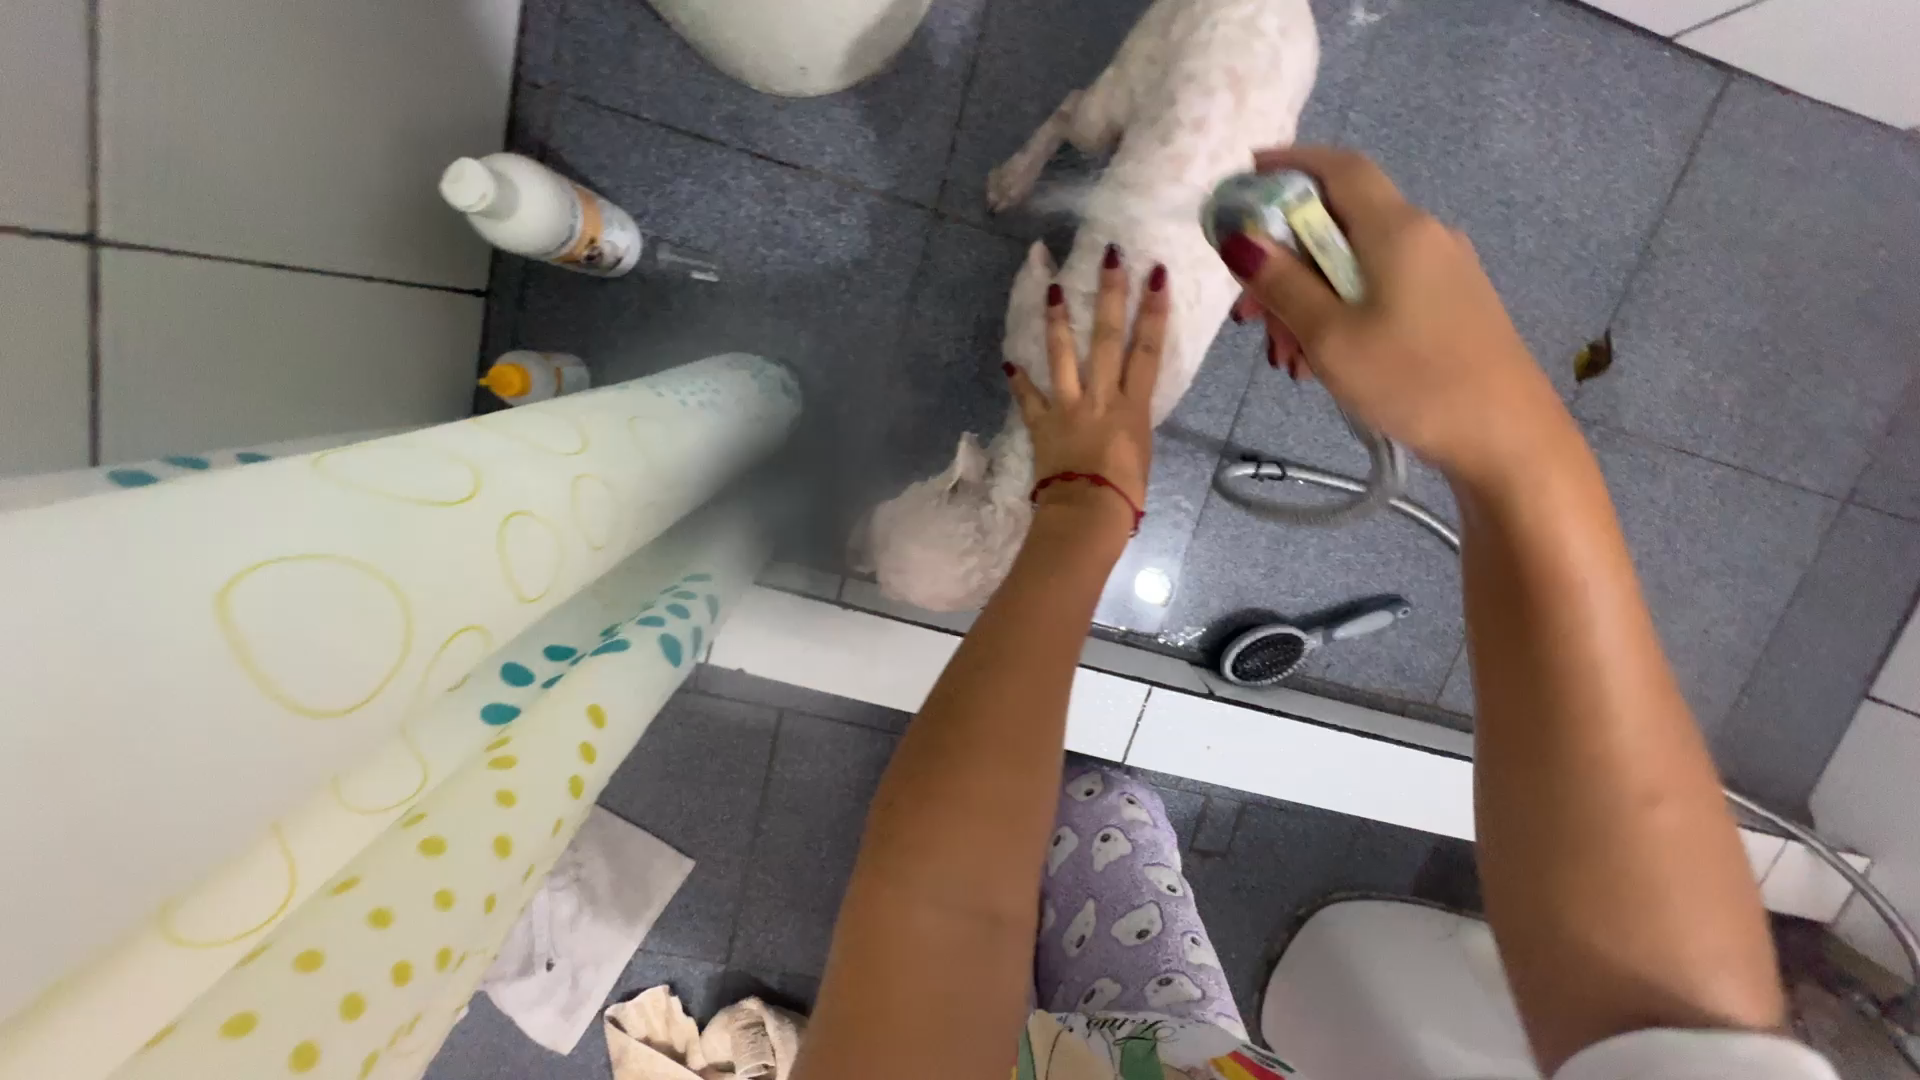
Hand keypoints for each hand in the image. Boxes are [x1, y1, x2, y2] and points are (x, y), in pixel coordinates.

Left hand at [1005, 246, 1168, 537]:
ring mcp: (1068, 408)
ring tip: (1052, 288)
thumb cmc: (1125, 494)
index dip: (1153, 310)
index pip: (1147, 350)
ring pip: (1063, 356)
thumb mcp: (1141, 453)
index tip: (1155, 273)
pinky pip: (1028, 398)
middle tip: (1109, 255)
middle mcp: (1101, 397)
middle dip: (1110, 294)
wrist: (1088, 514)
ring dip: (1058, 321)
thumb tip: (1124, 416)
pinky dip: (1018, 381)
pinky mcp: (1041, 424)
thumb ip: (1131, 425)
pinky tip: (1007, 361)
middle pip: (1107, 338)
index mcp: (1132, 406)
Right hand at [1221, 146, 1572, 490]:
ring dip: (1304, 300)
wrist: (1505, 436)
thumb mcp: (1330, 336)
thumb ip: (1281, 284)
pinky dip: (1336, 314)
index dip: (1285, 167)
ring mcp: (1438, 270)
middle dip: (1282, 263)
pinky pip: (1375, 291)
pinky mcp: (1445, 303)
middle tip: (1246, 317)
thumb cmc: (1412, 381)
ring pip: (1351, 265)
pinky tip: (1321, 362)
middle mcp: (1421, 235)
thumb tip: (1238, 239)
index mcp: (1395, 230)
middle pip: (1336, 226)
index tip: (1239, 183)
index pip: (1337, 169)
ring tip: (1285, 358)